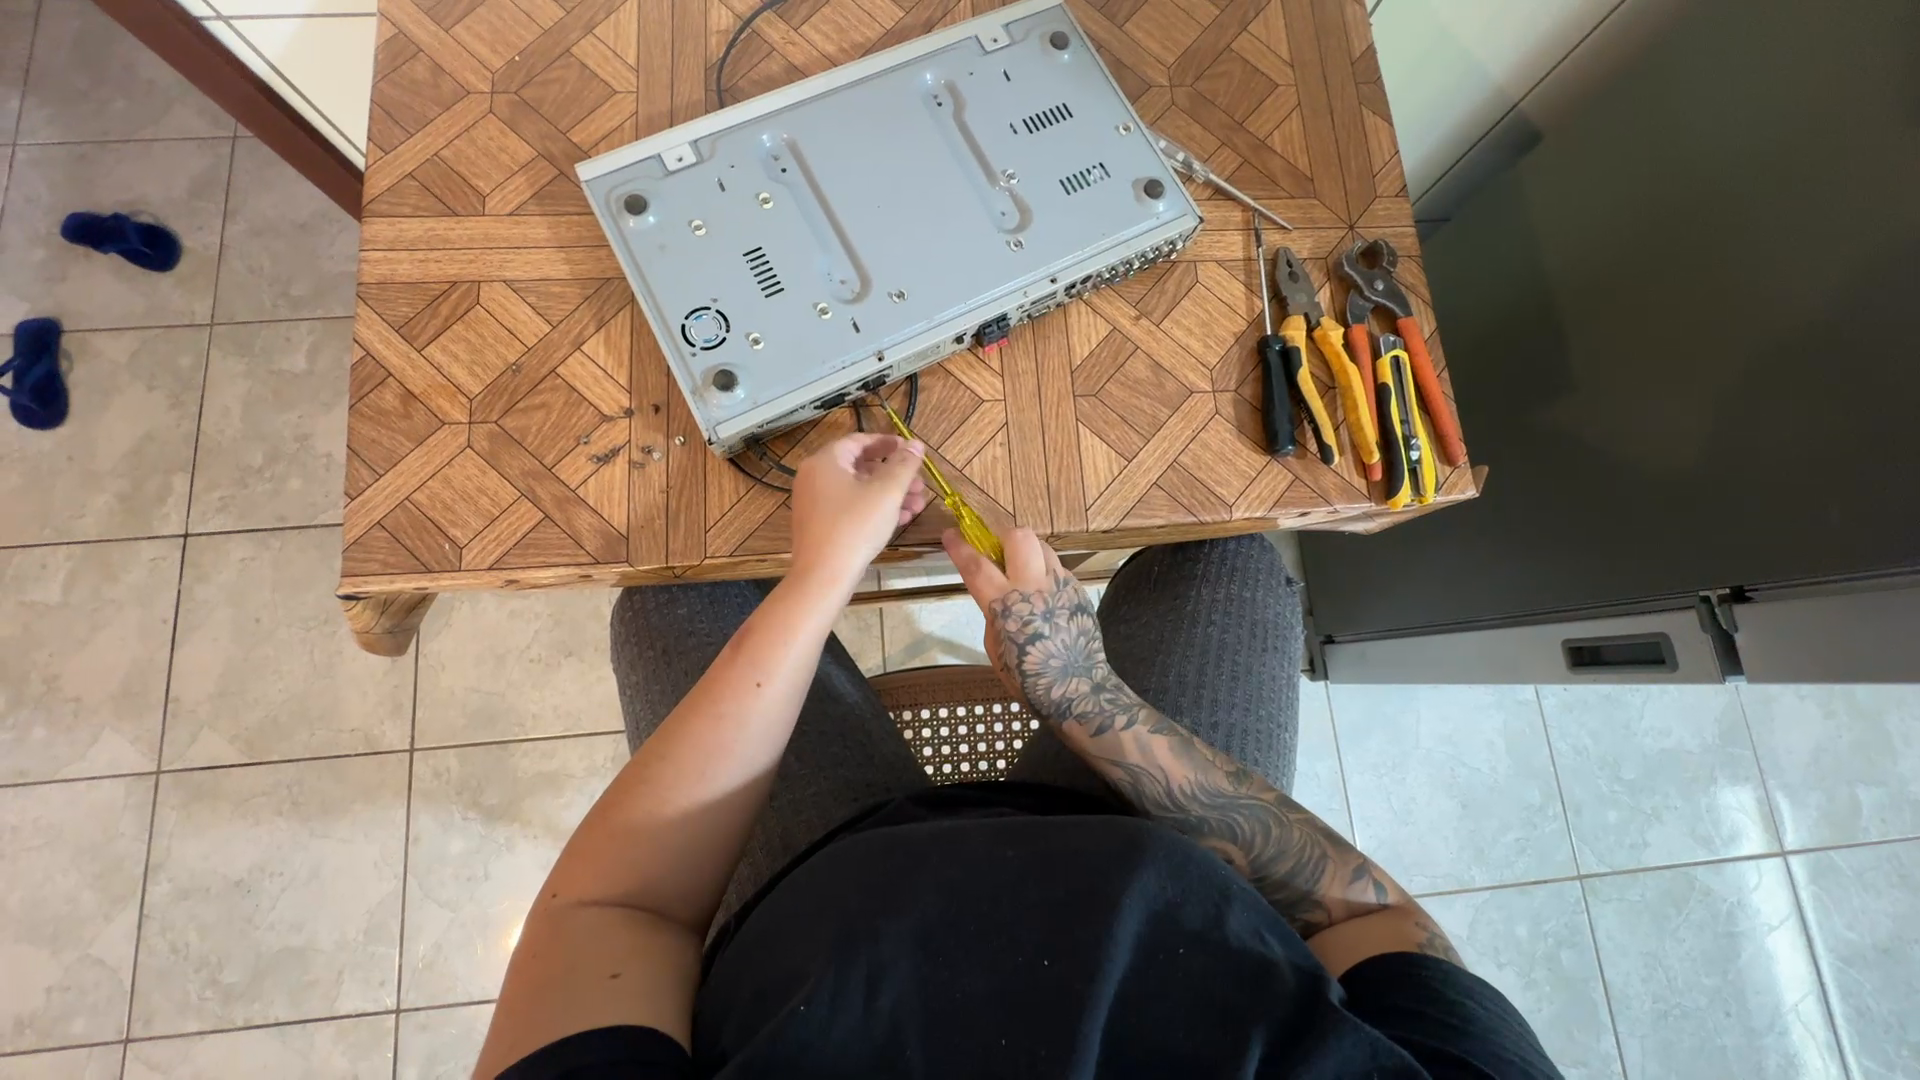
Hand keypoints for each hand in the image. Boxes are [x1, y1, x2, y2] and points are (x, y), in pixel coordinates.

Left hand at [790, 434, 928, 593]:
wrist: (823, 576)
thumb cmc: (855, 527)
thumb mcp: (887, 492)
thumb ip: (904, 464)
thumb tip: (916, 444)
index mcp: (825, 461)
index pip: (859, 441)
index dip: (888, 443)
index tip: (911, 450)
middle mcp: (815, 477)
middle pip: (861, 467)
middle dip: (895, 474)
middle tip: (920, 484)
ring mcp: (815, 502)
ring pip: (859, 489)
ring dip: (890, 494)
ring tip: (917, 505)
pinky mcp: (820, 524)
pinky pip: (850, 507)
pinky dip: (874, 508)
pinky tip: (900, 519)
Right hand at [944, 527, 1136, 728]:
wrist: (1076, 688)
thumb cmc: (1026, 677)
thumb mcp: (995, 646)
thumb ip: (994, 612)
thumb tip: (999, 593)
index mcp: (1005, 605)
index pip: (976, 566)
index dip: (960, 547)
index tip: (950, 533)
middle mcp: (1033, 586)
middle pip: (1018, 537)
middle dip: (1003, 535)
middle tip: (997, 548)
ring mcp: (1060, 584)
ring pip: (1042, 546)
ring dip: (1028, 552)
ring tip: (1022, 570)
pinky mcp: (1078, 590)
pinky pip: (1057, 568)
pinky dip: (1045, 573)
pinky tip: (1043, 595)